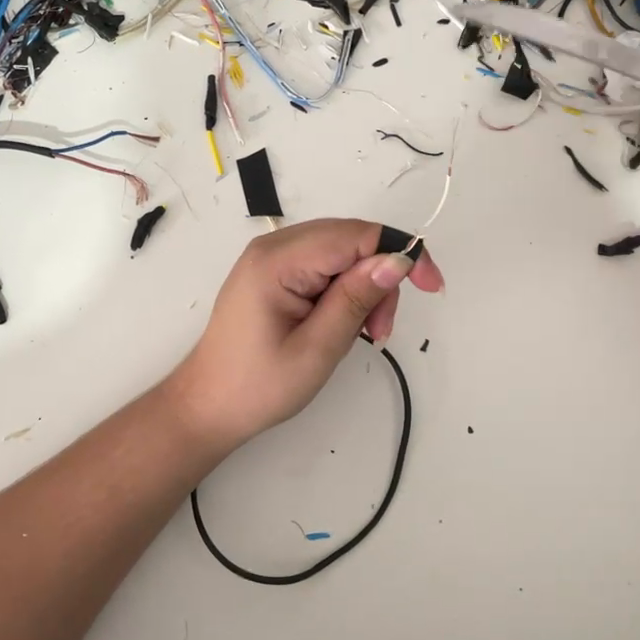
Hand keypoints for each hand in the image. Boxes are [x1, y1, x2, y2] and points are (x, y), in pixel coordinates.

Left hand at [160, 219, 445, 452]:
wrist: (208, 404)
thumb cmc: (258, 386)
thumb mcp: (317, 348)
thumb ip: (356, 300)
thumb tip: (397, 259)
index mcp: (276, 261)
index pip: (354, 235)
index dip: (399, 252)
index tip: (431, 288)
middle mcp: (272, 247)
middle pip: (349, 239)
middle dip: (380, 277)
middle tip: (381, 330)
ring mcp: (269, 258)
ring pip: (340, 252)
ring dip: (364, 287)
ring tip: (365, 335)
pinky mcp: (272, 273)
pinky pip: (322, 265)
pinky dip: (344, 291)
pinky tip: (345, 324)